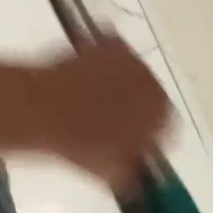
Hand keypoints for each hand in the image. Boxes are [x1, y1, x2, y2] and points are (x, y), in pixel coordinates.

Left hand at [29, 41, 171, 189]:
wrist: (47, 108)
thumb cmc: (83, 144)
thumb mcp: (115, 172)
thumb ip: (133, 170)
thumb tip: (133, 169)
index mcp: (163, 115)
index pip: (165, 124)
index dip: (147, 131)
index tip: (129, 137)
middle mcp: (153, 82)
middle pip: (148, 93)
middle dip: (132, 103)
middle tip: (106, 116)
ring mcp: (129, 57)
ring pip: (127, 71)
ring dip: (115, 81)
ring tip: (88, 95)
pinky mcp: (106, 40)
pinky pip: (109, 50)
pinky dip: (99, 58)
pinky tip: (81, 73)